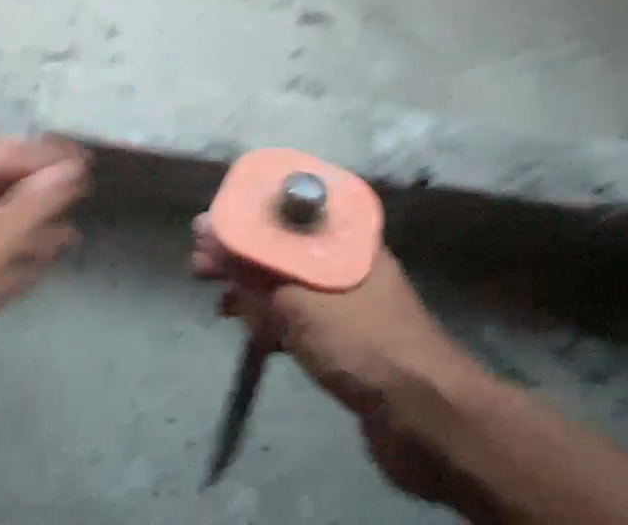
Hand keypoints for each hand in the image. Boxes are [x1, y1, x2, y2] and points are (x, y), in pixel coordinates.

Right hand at [192, 212, 471, 504]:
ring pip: (288, 282)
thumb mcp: (298, 302)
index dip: (245, 212)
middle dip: (240, 252)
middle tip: (200, 265)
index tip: (208, 228)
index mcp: (345, 236)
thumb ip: (251, 271)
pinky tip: (245, 328)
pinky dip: (269, 318)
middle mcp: (346, 260)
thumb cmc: (363, 344)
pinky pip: (298, 317)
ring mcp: (347, 301)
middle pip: (283, 244)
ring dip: (250, 287)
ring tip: (214, 296)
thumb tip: (207, 234)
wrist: (427, 419)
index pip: (288, 206)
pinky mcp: (344, 340)